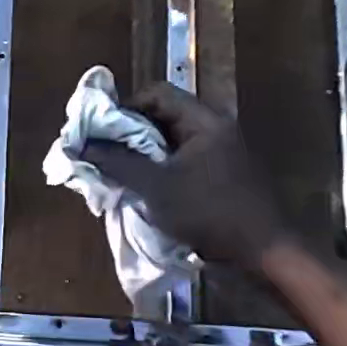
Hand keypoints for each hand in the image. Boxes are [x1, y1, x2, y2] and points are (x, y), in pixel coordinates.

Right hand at [81, 83, 288, 267]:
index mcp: (204, 121)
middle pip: (163, 115)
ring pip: (171, 139)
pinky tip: (143, 186)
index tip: (101, 131)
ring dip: (143, 152)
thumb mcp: (157, 188)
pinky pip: (182, 159)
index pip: (157, 93)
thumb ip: (119, 163)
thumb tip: (84, 146)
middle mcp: (214, 128)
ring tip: (118, 170)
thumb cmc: (209, 213)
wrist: (262, 251)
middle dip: (130, 131)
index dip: (125, 106)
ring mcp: (220, 151)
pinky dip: (160, 167)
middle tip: (105, 152)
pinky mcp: (220, 173)